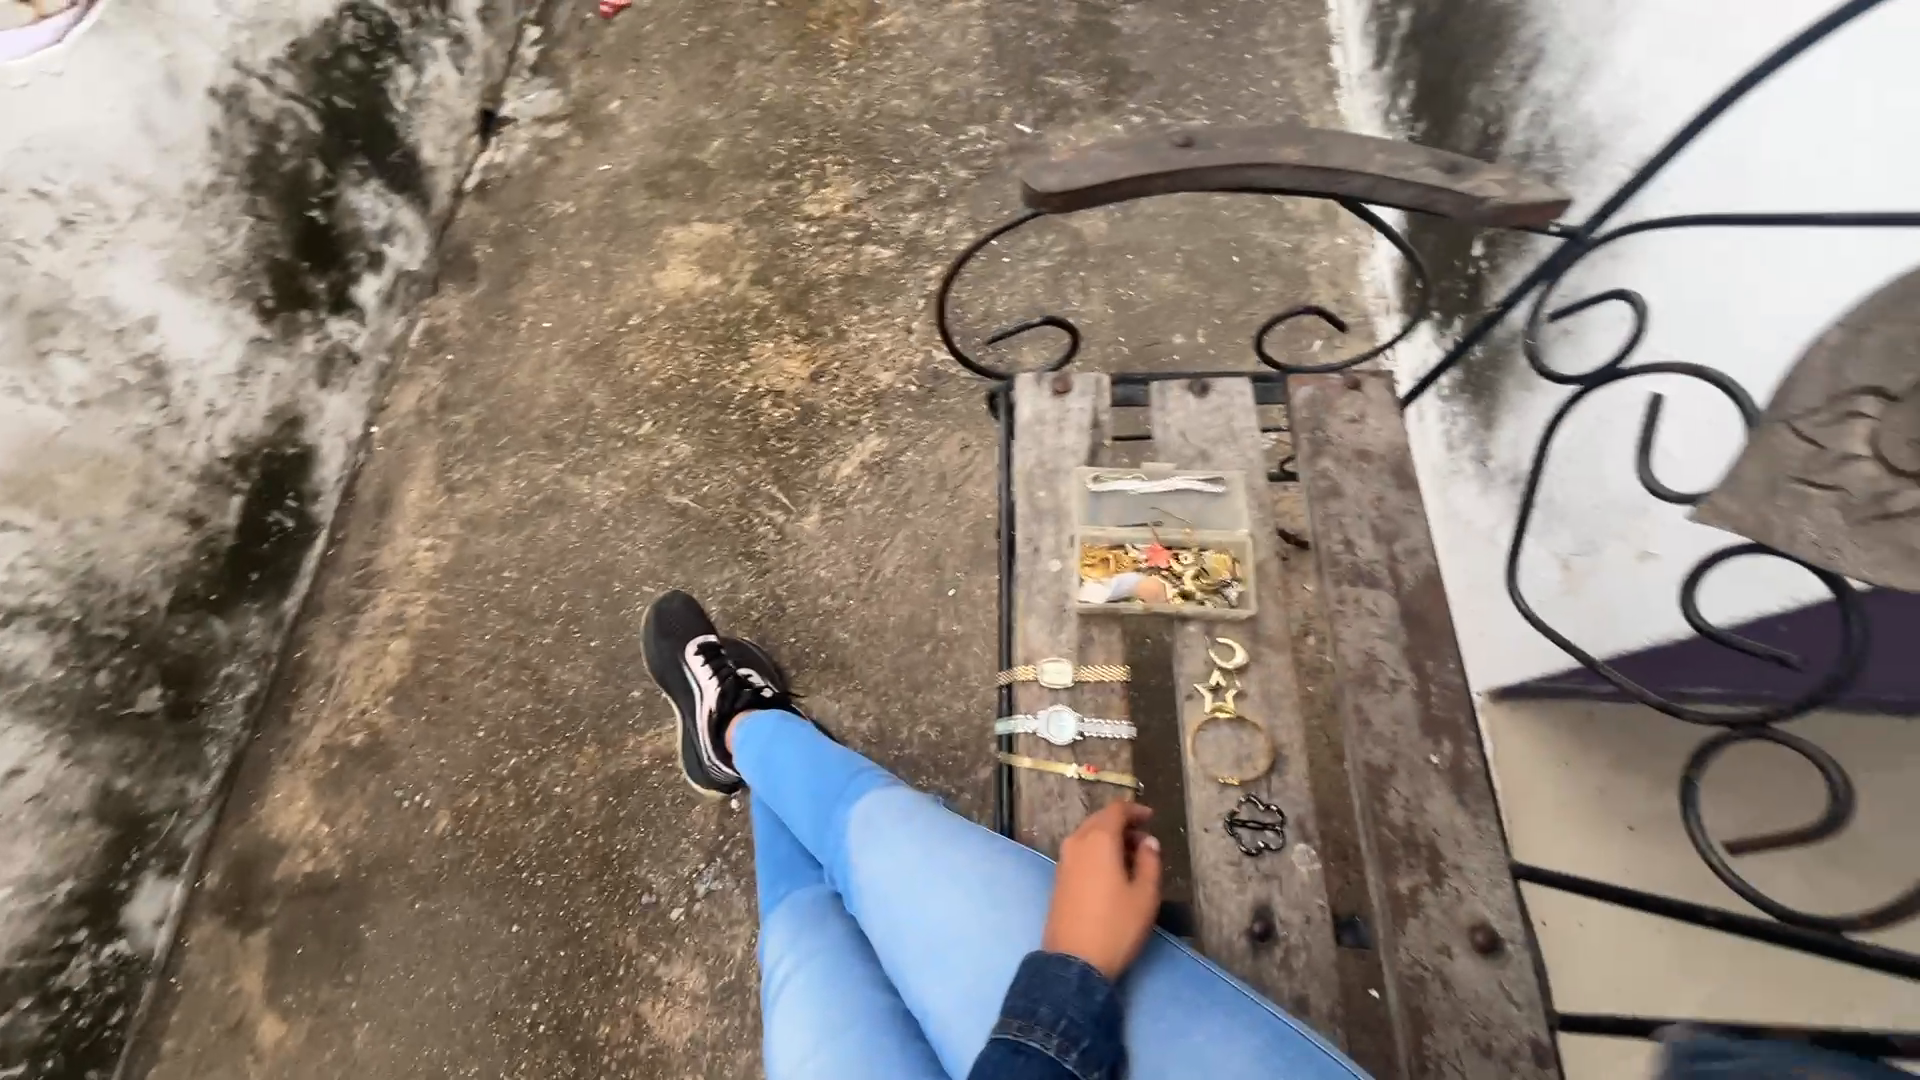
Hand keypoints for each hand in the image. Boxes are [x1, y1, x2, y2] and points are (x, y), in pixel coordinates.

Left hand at [1042, 801, 1162, 979]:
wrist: (1074, 961)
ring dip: (1110, 838)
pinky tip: (1112, 871)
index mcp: (1099, 839)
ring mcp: (1064, 859)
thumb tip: (1149, 842)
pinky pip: (1081, 850)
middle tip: (1145, 841)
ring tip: (1132, 858)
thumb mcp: (1145, 896)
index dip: (1135, 810)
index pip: (1116, 810)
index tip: (1151, 818)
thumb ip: (1150, 862)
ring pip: (1089, 835)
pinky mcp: (1059, 876)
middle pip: (1100, 820)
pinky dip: (1097, 851)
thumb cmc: (1115, 926)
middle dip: (1123, 825)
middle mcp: (1077, 841)